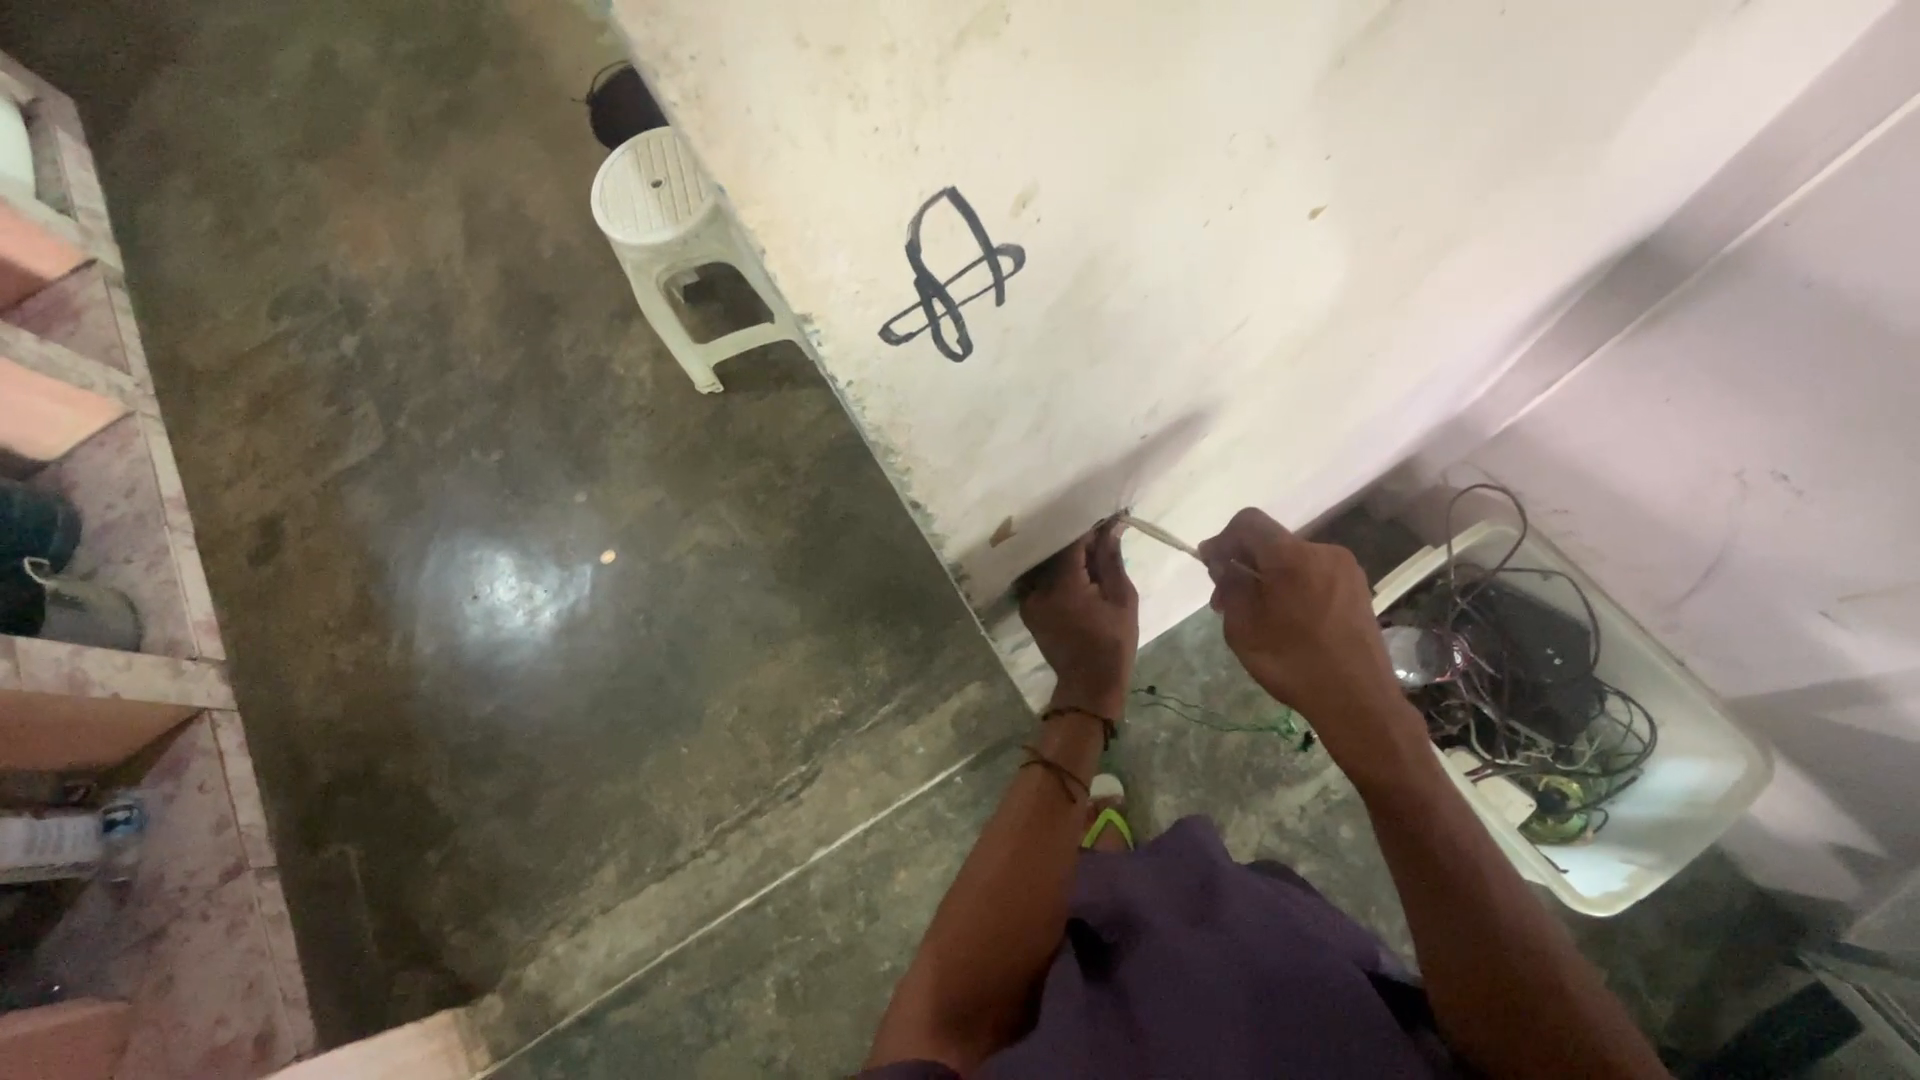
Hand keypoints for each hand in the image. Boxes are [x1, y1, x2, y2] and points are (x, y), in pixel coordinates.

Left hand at [1018, 520, 1137, 719]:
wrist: (1089, 683)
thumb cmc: (1113, 642)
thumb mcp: (1123, 598)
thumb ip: (1111, 560)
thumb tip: (1110, 527)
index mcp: (1064, 584)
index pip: (1073, 541)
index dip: (1091, 527)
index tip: (1107, 517)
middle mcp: (1039, 587)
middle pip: (1055, 550)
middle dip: (1078, 539)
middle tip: (1100, 531)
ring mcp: (1029, 598)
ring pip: (1046, 563)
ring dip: (1064, 554)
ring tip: (1087, 549)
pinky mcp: (1028, 608)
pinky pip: (1039, 579)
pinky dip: (1054, 571)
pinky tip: (1070, 567)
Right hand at [1198, 509, 1425, 784]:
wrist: (1358, 700)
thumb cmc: (1292, 662)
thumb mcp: (1243, 626)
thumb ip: (1230, 585)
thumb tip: (1224, 561)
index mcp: (1292, 556)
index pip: (1248, 522)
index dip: (1223, 539)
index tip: (1210, 568)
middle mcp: (1322, 552)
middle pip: (1270, 542)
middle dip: (1243, 563)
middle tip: (1225, 602)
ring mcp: (1345, 570)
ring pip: (1292, 560)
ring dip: (1267, 578)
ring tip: (1256, 617)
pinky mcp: (1357, 589)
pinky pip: (1312, 575)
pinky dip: (1291, 587)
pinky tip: (1286, 622)